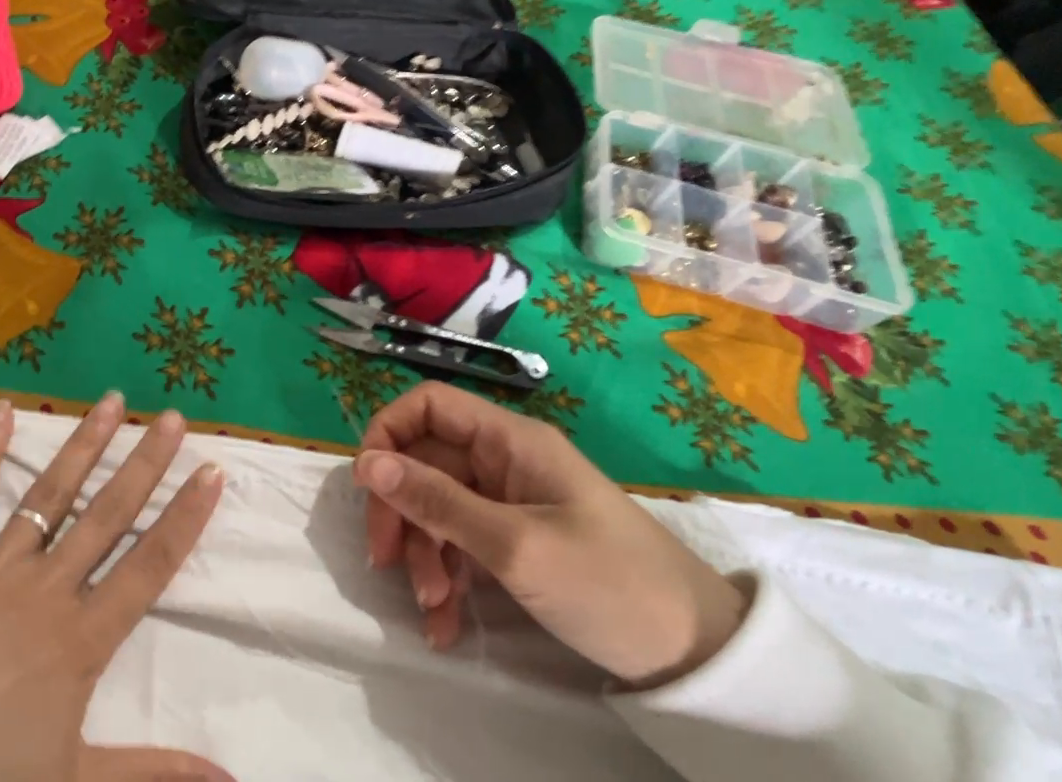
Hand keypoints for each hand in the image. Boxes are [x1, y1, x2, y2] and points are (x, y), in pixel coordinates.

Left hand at [0, 395, 232, 781]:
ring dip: (83, 445)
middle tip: (171, 417)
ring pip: (49, 495)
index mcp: (82, 638)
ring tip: (111, 401)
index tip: (213, 470)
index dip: (186, 518)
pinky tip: (2, 411)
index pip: (150, 566)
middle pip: (108, 516)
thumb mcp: (75, 781)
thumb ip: (153, 773)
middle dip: (144, 464)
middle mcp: (46, 588)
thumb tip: (231, 781)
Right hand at [354, 382, 746, 687]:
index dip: (388, 433)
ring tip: (433, 609)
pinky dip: (446, 580)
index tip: (365, 487)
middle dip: (400, 513)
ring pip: (437, 510)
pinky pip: (460, 546)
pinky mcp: (516, 543)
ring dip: (422, 557)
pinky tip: (444, 625)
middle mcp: (505, 462)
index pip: (429, 405)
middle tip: (384, 563)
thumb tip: (365, 463)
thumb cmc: (608, 585)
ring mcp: (510, 504)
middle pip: (424, 464)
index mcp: (510, 442)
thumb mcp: (514, 546)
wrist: (696, 655)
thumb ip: (436, 501)